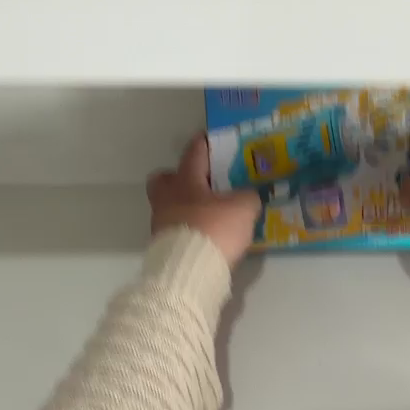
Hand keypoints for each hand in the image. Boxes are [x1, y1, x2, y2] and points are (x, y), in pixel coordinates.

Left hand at [149, 135, 261, 266]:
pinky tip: (204, 236)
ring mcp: (161, 223)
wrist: (189, 270)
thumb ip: (248, 197)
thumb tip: (248, 196)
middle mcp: (168, 198)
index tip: (210, 138)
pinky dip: (187, 229)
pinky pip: (175, 229)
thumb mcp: (243, 208)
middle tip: (199, 184)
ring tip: (207, 215)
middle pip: (164, 179)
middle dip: (179, 178)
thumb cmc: (214, 229)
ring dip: (184, 207)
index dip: (204, 143)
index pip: (194, 152)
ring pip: (168, 205)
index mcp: (186, 180)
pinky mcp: (163, 246)